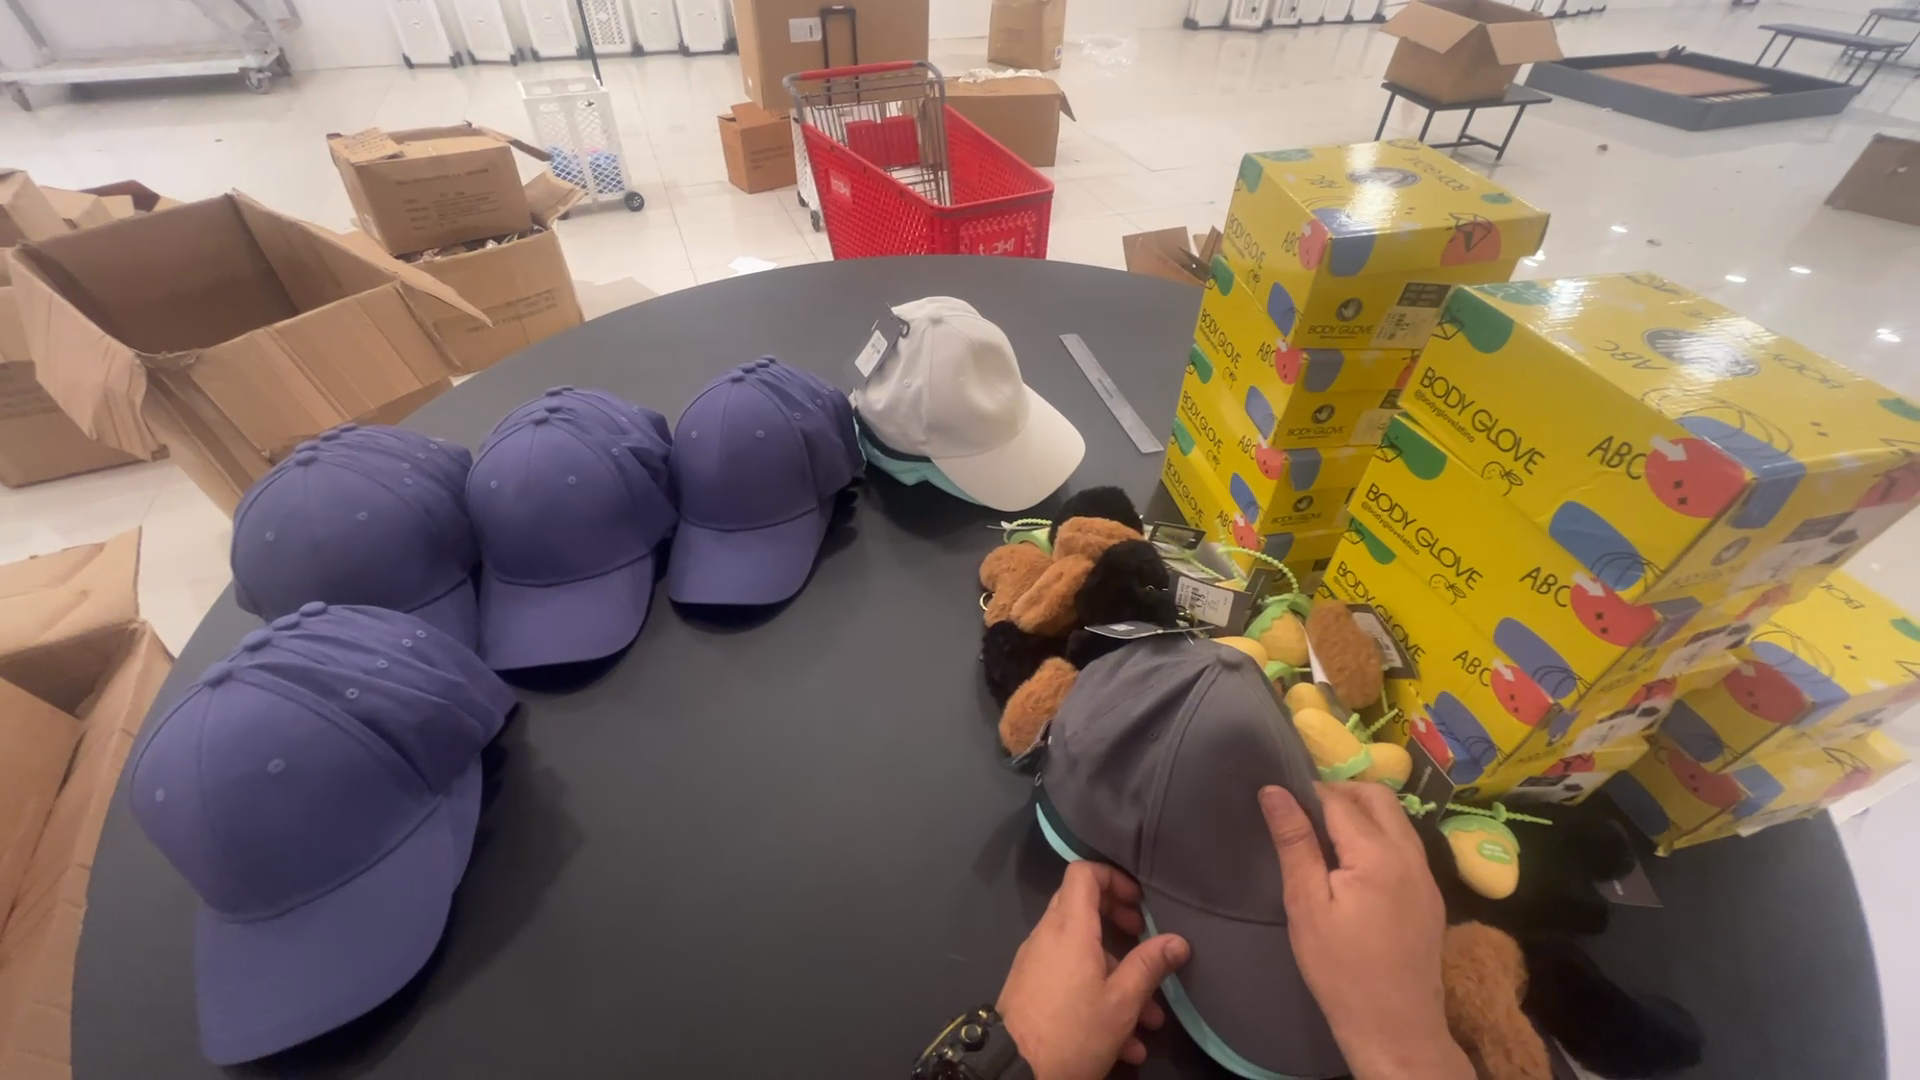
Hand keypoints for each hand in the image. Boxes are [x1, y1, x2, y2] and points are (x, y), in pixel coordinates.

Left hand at [996, 862, 1191, 1079]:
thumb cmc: (1073, 1029)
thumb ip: (1149, 966)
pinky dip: (1096, 993)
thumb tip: (1178, 940)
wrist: (1013, 1069)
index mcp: (1070, 925)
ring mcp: (1038, 958)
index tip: (1138, 902)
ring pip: (1082, 949)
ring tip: (1150, 1016)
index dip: (1112, 877)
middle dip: (1119, 921)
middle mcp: (1050, 933)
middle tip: (1144, 940)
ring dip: (1117, 974)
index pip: (1084, 872)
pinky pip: (1069, 974)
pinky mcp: (1033, 985)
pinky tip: (1126, 1043)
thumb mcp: (1121, 1002)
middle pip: (1083, 905)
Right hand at [1261, 782, 1473, 1079]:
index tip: (1280, 800)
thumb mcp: (1305, 903)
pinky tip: (1350, 861)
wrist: (1396, 1032)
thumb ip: (1294, 841)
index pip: (1339, 799)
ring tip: (1322, 833)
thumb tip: (1273, 790)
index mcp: (1378, 855)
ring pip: (1395, 818)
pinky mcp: (1430, 895)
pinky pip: (1404, 843)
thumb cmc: (1340, 968)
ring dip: (1360, 810)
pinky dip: (1377, 833)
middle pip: (1378, 796)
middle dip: (1339, 791)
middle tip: (1303, 811)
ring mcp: (1426, 877)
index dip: (1307, 792)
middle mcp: (1410, 857)